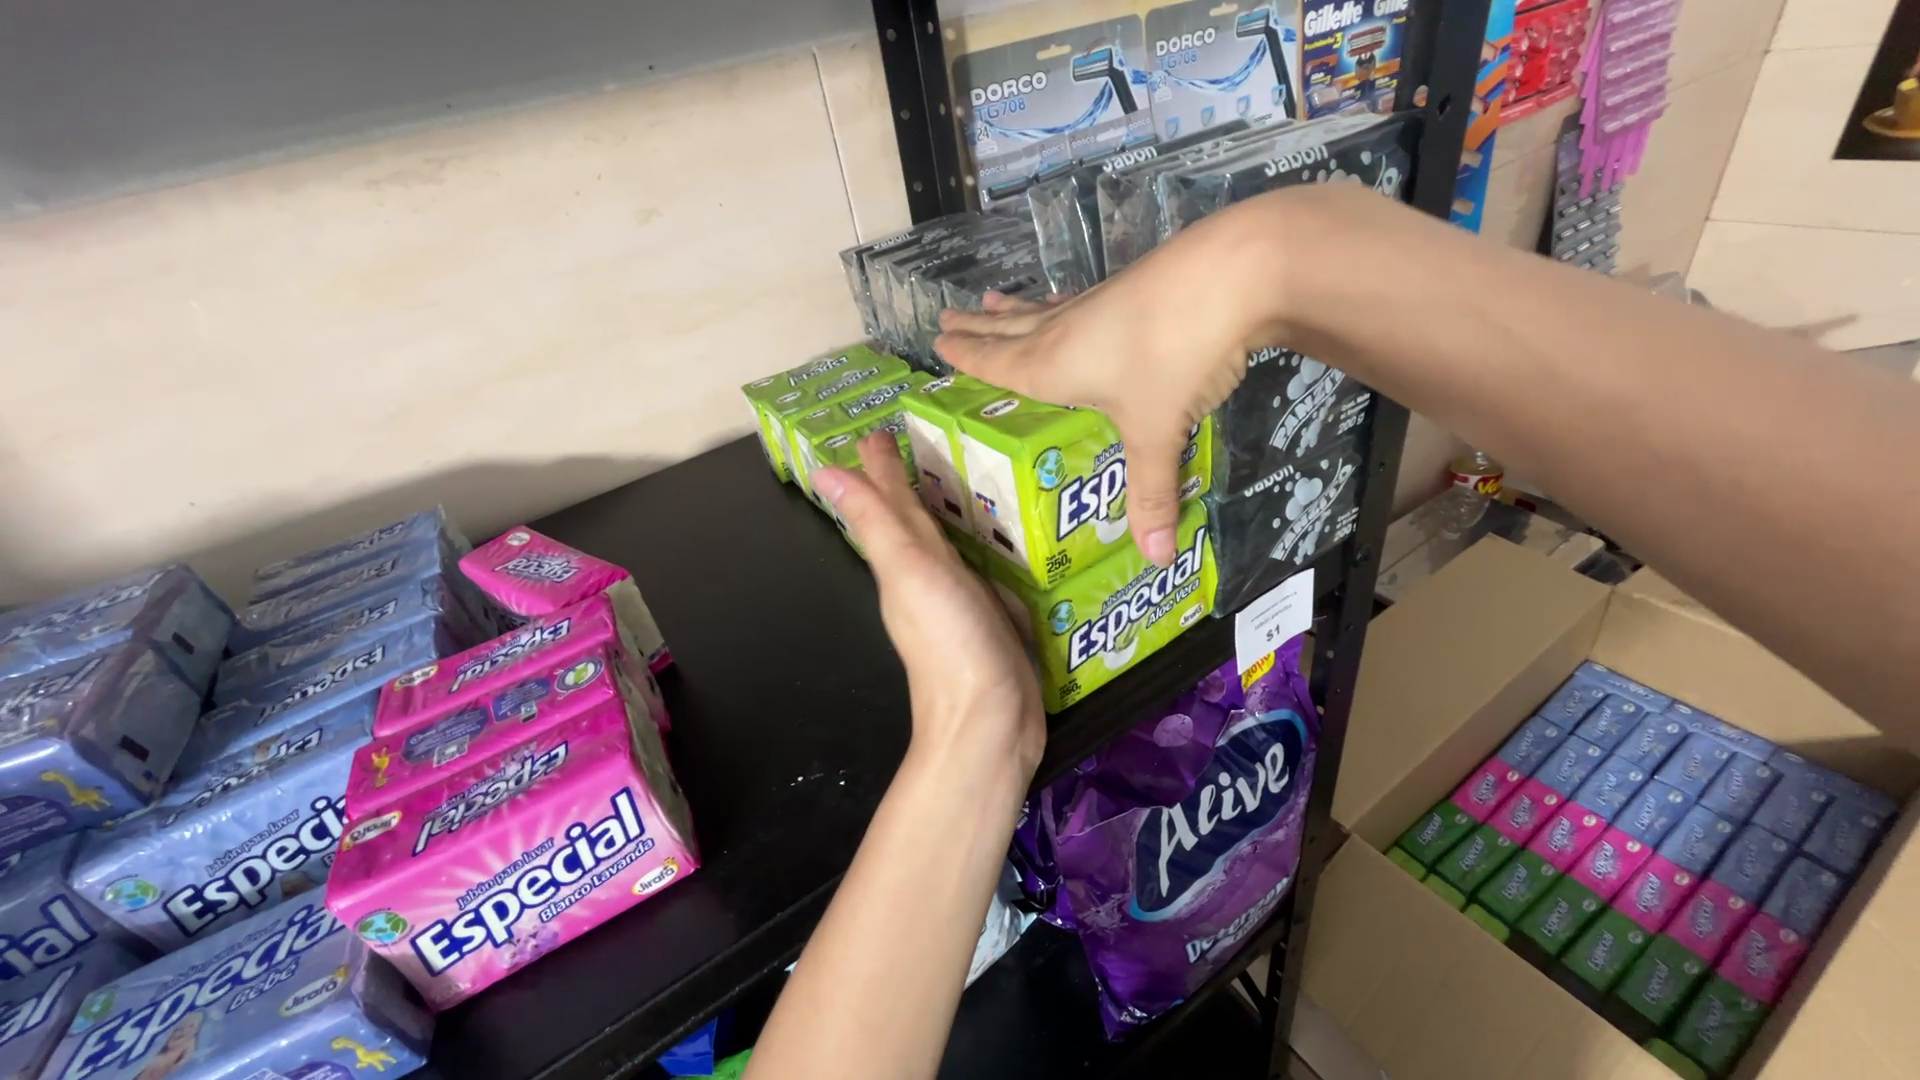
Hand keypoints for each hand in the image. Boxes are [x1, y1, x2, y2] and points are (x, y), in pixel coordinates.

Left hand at [811, 433, 1044, 779]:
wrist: (989, 721)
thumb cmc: (950, 641)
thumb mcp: (911, 573)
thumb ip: (877, 522)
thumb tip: (825, 471)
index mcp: (906, 561)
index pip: (892, 501)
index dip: (883, 466)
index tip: (878, 429)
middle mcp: (930, 575)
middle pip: (920, 517)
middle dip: (917, 480)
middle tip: (925, 440)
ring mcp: (964, 598)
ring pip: (954, 540)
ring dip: (955, 509)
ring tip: (970, 474)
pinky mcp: (997, 616)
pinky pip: (990, 566)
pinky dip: (992, 544)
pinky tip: (1007, 537)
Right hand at [933, 201, 1286, 566]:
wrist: (1233, 275)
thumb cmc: (1172, 356)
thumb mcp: (1156, 431)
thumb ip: (1151, 493)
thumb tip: (1156, 560)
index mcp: (1051, 365)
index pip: (994, 362)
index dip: (966, 356)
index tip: (937, 342)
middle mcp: (1064, 332)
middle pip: (1008, 330)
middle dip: (976, 328)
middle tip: (945, 318)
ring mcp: (1097, 305)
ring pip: (1040, 310)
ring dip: (1011, 310)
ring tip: (988, 301)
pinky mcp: (1130, 288)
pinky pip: (1075, 302)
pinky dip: (1057, 304)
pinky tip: (1067, 301)